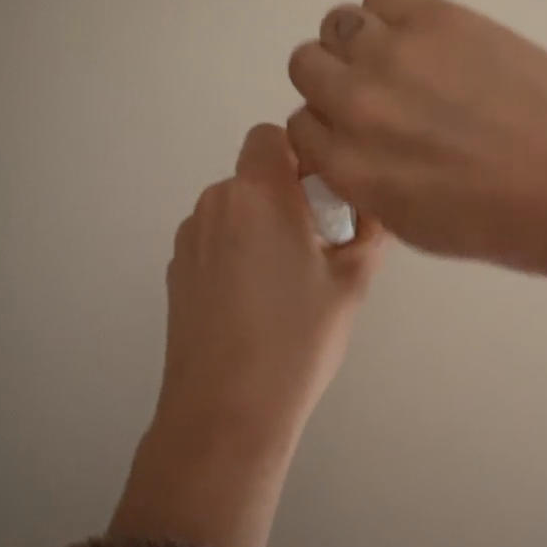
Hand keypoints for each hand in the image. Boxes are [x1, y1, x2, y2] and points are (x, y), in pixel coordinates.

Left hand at [108, 123, 382, 546]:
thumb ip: (368, 229)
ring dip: (261, 224)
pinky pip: (215, 239)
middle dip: (287, 195)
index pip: (272, 135)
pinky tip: (255, 302)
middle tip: (320, 244)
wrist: (227, 410)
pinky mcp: (175, 271)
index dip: (302, 155)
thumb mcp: (352, 282)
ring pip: (234, 208)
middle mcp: (215, 205)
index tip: (326, 196)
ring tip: (288, 281)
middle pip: (254, 174)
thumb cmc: (297, 340)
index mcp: (258, 195)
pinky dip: (237, 251)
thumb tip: (371, 205)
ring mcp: (189, 239)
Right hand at [285, 0, 546, 276]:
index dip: (331, 128)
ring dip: (362, 44)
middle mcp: (355, 104)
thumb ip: (366, 183)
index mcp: (348, 167)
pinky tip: (431, 38)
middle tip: (385, 93)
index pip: (301, 127)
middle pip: (307, 67)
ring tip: (409, 62)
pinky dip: (396, 15)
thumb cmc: (505, 223)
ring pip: (338, 26)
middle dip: (337, 82)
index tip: (361, 130)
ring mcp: (393, 55)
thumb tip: (351, 149)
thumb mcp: (415, 226)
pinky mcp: (435, 17)